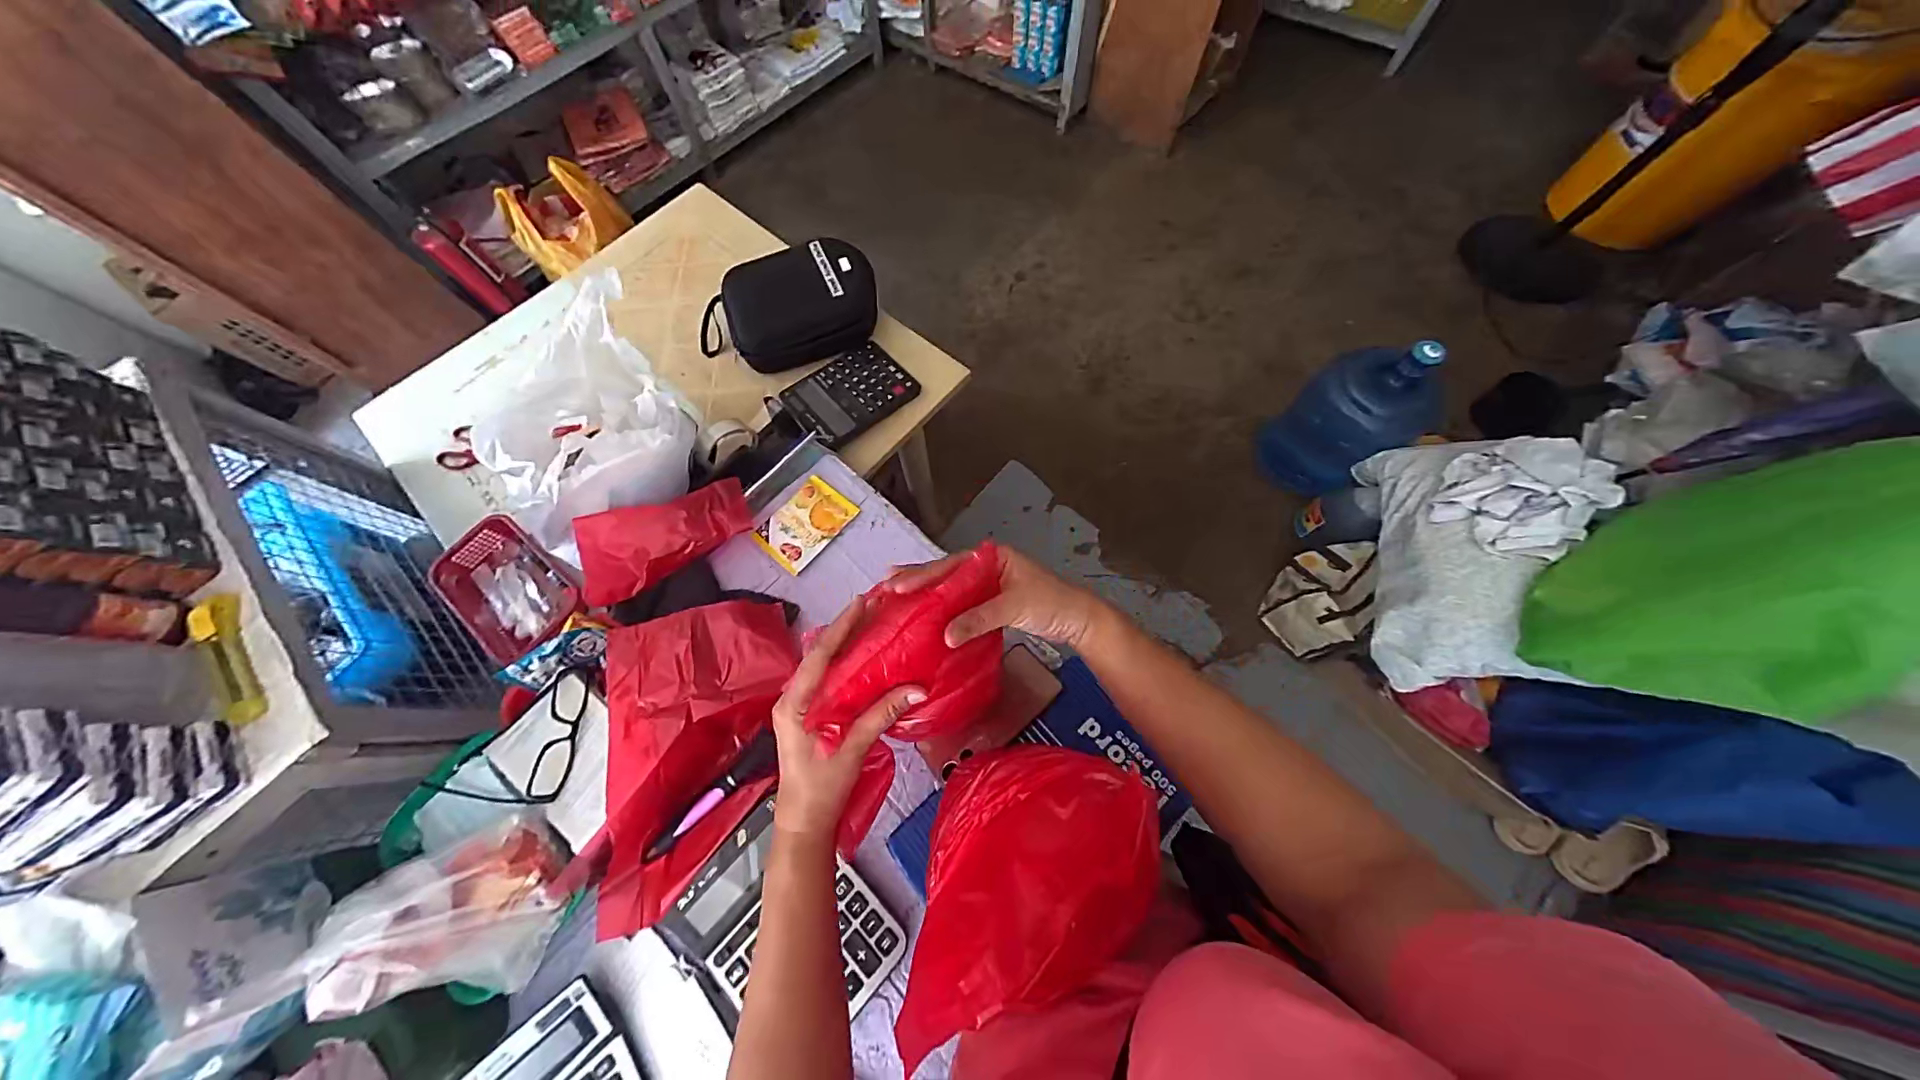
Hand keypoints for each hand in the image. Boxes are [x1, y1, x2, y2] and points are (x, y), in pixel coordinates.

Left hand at [769, 597, 923, 840]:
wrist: (802, 825)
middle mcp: (791, 700)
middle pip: (819, 655)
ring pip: (823, 667)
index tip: (861, 602)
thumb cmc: (820, 791)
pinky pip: (827, 682)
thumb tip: (917, 688)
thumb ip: (881, 716)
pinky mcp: (808, 717)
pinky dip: (845, 666)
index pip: (819, 656)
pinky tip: (864, 659)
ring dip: (845, 645)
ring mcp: (798, 708)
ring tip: (869, 623)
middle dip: (845, 629)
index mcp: (793, 704)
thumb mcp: (851, 751)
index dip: (841, 627)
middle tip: (872, 606)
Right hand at [884, 544, 1113, 649]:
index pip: (950, 564)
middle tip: (884, 586)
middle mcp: (988, 566)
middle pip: (946, 573)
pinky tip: (927, 616)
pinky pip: (961, 604)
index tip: (896, 583)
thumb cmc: (1052, 604)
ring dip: (927, 594)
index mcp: (993, 556)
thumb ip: (980, 618)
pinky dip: (944, 609)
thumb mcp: (1014, 606)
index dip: (922, 574)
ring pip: (951, 588)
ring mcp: (989, 585)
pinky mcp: (992, 603)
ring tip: (897, 598)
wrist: (1080, 620)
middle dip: (917, 579)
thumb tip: (946, 635)